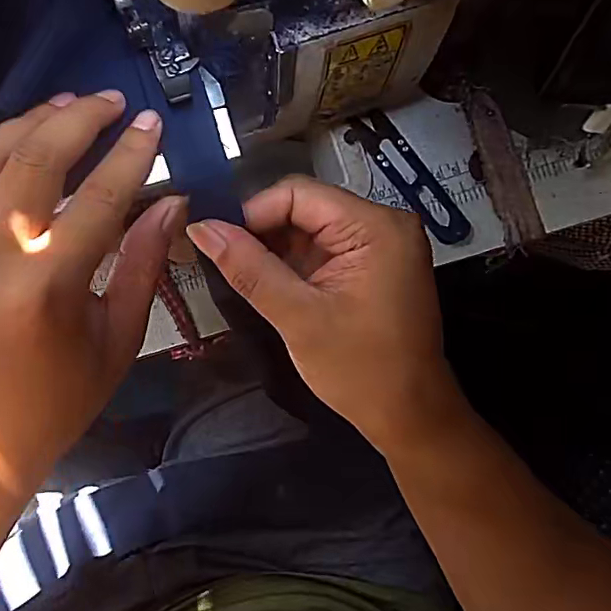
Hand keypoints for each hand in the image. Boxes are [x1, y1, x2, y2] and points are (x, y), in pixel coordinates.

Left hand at [0, 90, 186, 501]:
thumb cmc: (57, 402)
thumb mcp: (116, 341)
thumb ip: (142, 265)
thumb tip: (172, 204)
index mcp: (47, 288)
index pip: (100, 198)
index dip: (131, 154)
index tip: (151, 124)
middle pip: (36, 160)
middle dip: (79, 120)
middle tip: (110, 101)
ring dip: (27, 122)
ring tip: (63, 105)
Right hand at [186, 175, 461, 447]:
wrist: (409, 416)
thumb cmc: (361, 370)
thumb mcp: (298, 317)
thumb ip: (249, 268)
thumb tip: (201, 228)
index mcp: (375, 227)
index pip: (297, 194)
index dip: (252, 214)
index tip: (218, 243)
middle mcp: (382, 224)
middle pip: (303, 207)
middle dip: (261, 233)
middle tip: (224, 263)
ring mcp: (379, 244)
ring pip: (307, 228)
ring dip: (274, 251)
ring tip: (243, 277)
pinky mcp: (371, 264)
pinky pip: (320, 249)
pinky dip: (292, 264)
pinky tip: (271, 285)